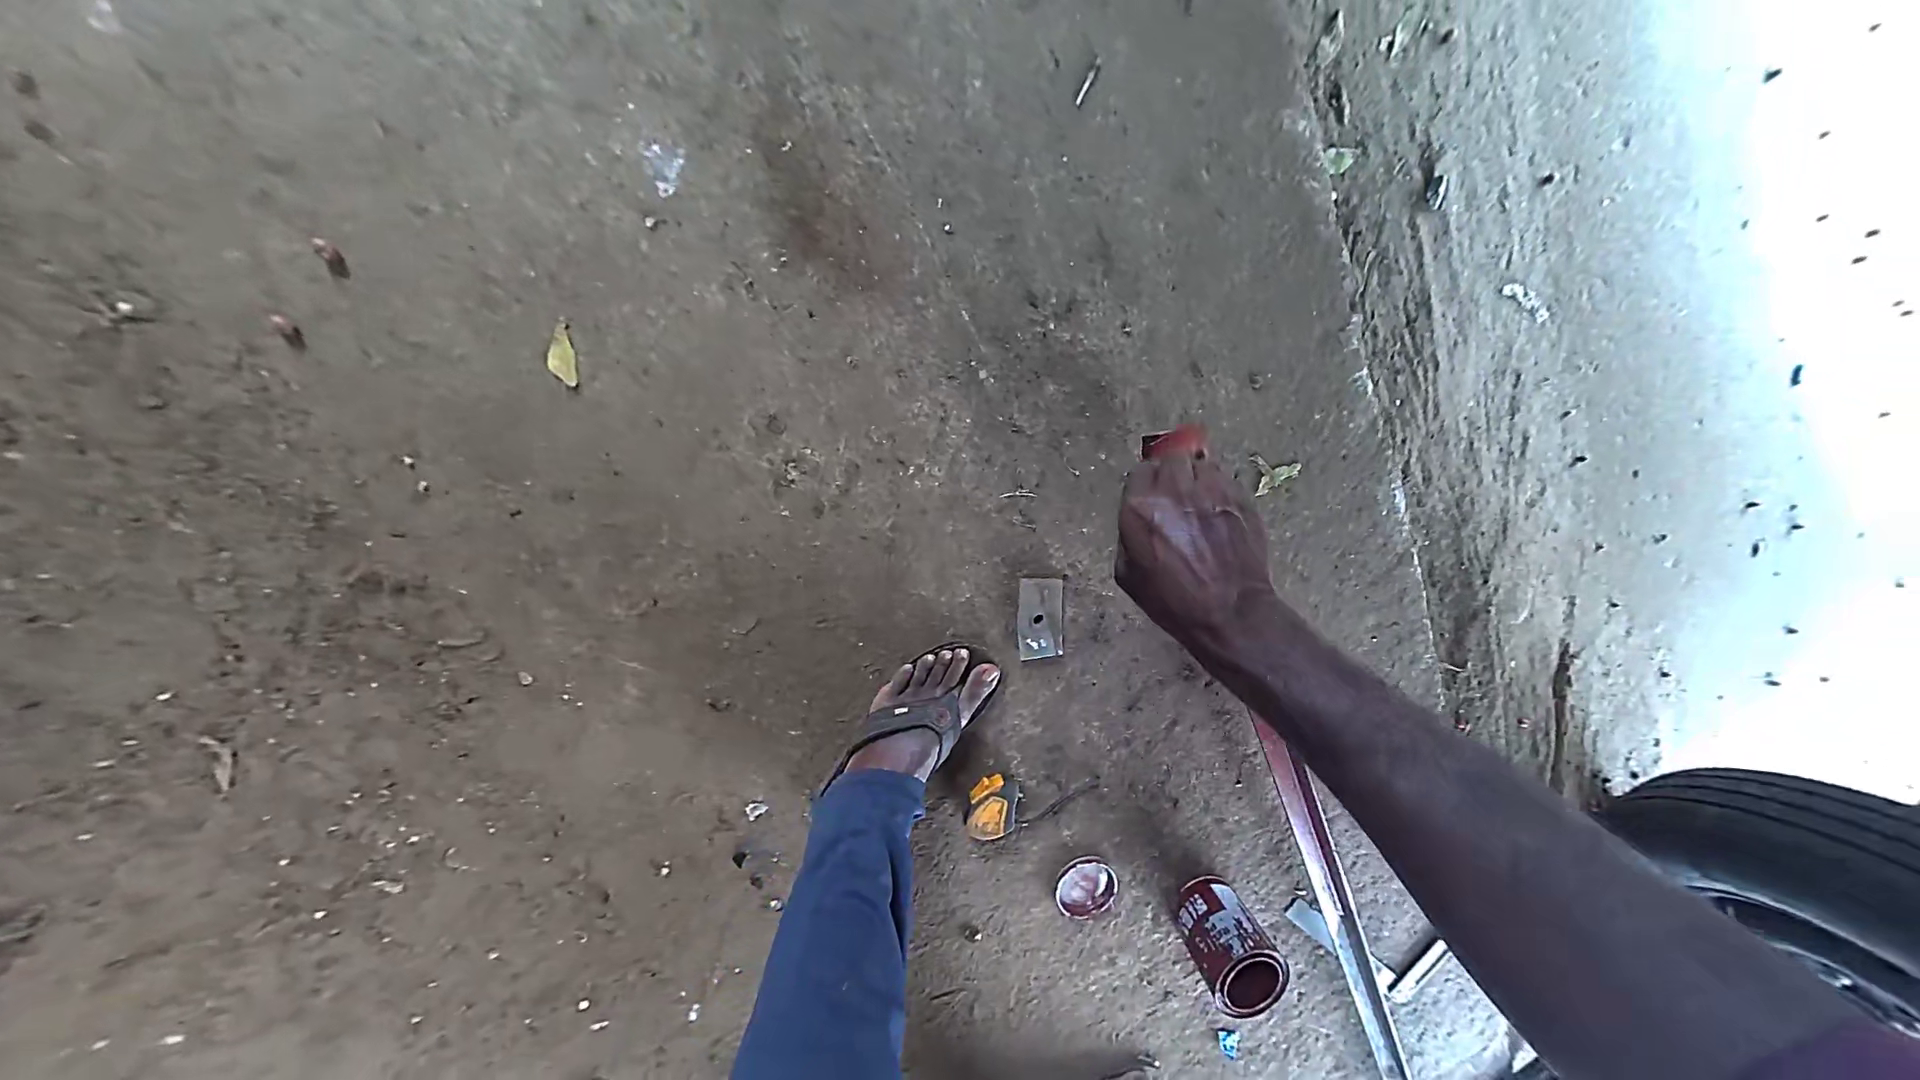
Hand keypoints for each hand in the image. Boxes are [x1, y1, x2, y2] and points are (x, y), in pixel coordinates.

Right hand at [1115, 453, 1277, 658]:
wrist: (1228, 612)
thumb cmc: (1174, 601)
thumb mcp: (1127, 573)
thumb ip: (1128, 534)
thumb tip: (1137, 518)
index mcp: (1138, 508)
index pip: (1139, 471)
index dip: (1145, 484)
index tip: (1150, 494)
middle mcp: (1173, 491)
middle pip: (1170, 458)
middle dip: (1171, 473)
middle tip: (1174, 494)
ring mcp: (1210, 491)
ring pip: (1199, 463)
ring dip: (1195, 476)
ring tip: (1197, 499)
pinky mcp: (1239, 497)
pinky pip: (1224, 477)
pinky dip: (1218, 487)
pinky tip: (1217, 509)